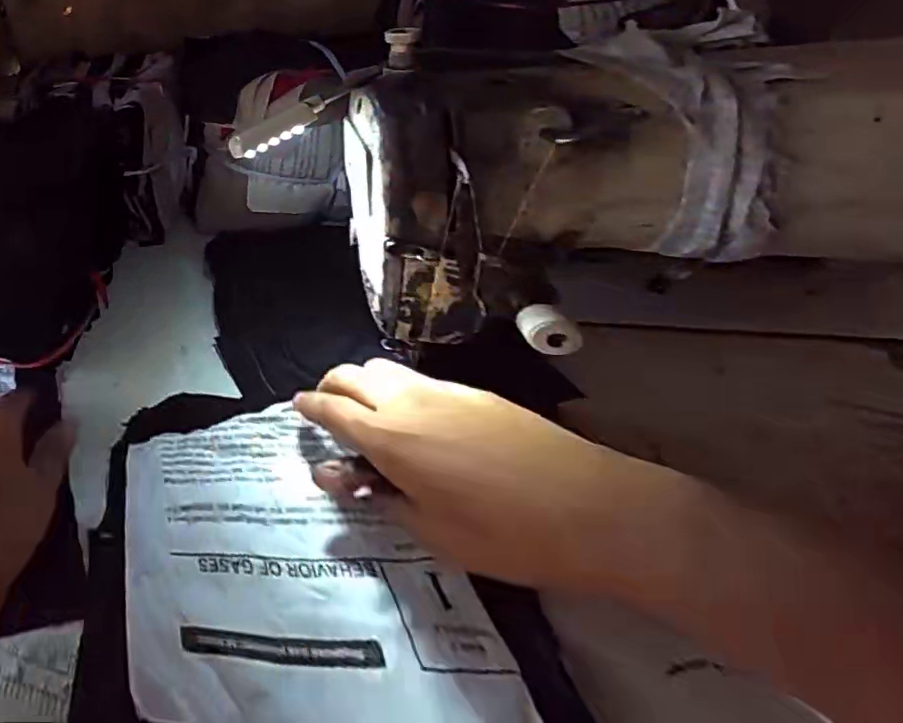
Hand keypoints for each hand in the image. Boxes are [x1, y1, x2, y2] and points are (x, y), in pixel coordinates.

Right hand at [294, 357, 686, 592]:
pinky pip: (420, 380)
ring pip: (382, 368)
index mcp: (387, 437)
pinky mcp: (476, 394)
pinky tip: (423, 419)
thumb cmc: (510, 534)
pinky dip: (401, 389)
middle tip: (329, 407)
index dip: (308, 407)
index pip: (329, 408)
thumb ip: (382, 499)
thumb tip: (347, 479)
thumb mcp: (435, 534)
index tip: (299, 407)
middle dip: (329, 387)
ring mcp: (443, 393)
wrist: (602, 511)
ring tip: (374, 410)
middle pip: (349, 374)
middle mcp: (406, 403)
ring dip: (364, 382)